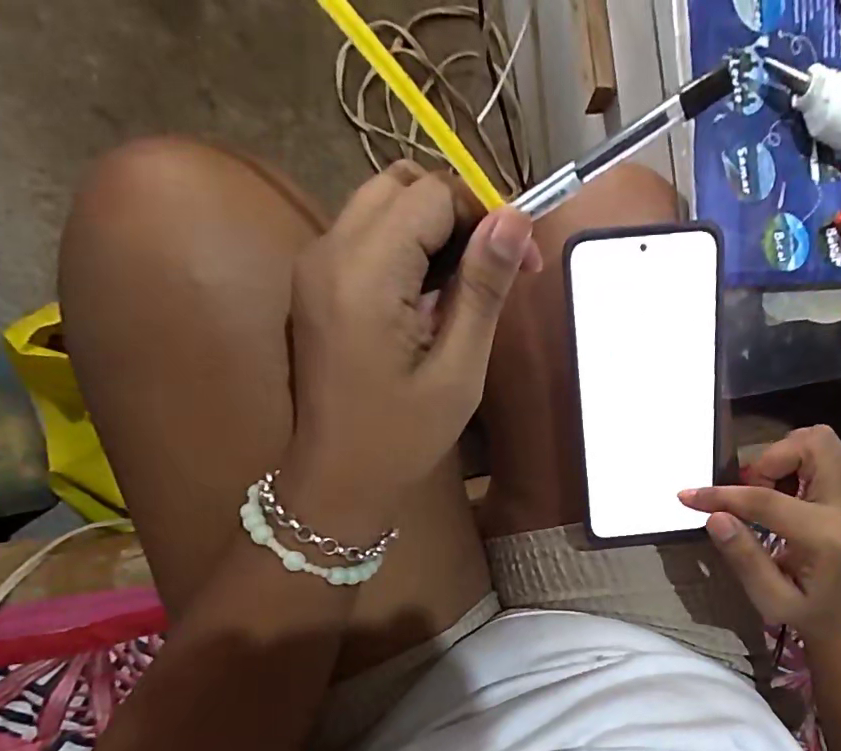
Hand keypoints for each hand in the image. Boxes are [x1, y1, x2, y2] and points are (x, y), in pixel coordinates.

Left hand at [283, 162, 540, 521]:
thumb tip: (516, 219)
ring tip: (468, 287)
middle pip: (402, 184)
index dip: (486, 215)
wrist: (338, 477)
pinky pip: (368, 234)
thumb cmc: (404, 435)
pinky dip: (409, 246)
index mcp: (364, 275)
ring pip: (383, 202)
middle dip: (461, 213)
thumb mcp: (459, 370)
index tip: (524, 265)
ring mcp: (315, 264)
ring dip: (435, 228)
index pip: (432, 195)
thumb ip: (483, 289)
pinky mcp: (316, 281)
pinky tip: (433, 299)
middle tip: (499, 269)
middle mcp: (329, 251)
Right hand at [678, 425, 840, 635]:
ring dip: (781, 457)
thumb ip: (744, 558)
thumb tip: (715, 517)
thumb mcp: (768, 598)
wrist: (839, 612)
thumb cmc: (803, 609)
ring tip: (764, 490)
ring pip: (819, 440)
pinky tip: (780, 492)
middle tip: (750, 488)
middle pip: (814, 444)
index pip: (769, 500)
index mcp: (825, 538)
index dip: (724, 496)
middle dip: (770, 457)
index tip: (690, 496)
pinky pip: (821, 452)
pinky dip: (792, 461)